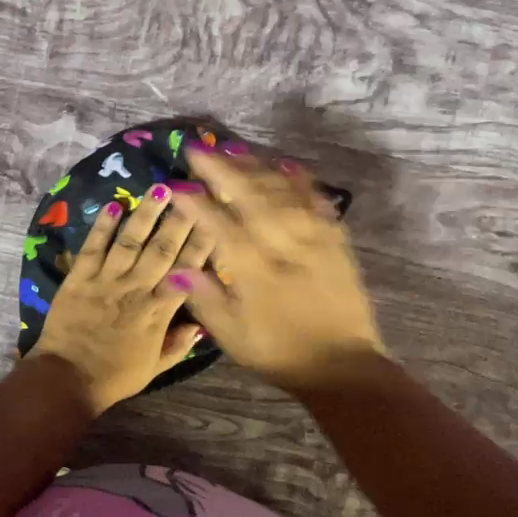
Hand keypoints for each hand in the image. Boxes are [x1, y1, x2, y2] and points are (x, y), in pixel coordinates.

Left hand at [28, 183, 213, 413]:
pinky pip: (93, 248)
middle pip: (163, 249)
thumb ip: (179, 343)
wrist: (69, 378)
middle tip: (194, 191)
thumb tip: (202, 323)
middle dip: (181, 219)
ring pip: (131, 241)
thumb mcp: (155, 367)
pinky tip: (114, 205)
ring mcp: (106, 281)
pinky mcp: (79, 278)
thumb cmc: (114, 376)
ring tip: (160, 188)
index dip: (203, 244)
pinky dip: (103, 226)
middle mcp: (137, 289)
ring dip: (146, 213)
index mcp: (159, 311)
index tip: (216, 219)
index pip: (187, 271)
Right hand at [163, 147, 387, 392]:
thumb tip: (176, 270)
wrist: (344, 368)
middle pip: (252, 198)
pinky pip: (318, 203)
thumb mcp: (233, 336)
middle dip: (223, 170)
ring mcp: (314, 242)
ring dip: (257, 168)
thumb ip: (206, 299)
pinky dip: (301, 181)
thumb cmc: (280, 352)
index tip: (173, 186)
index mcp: (255, 272)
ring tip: (234, 149)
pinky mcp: (336, 244)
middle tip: (198, 148)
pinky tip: (286, 165)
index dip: (195, 205)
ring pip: (284, 194)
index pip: (220, 227)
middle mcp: (285, 248)